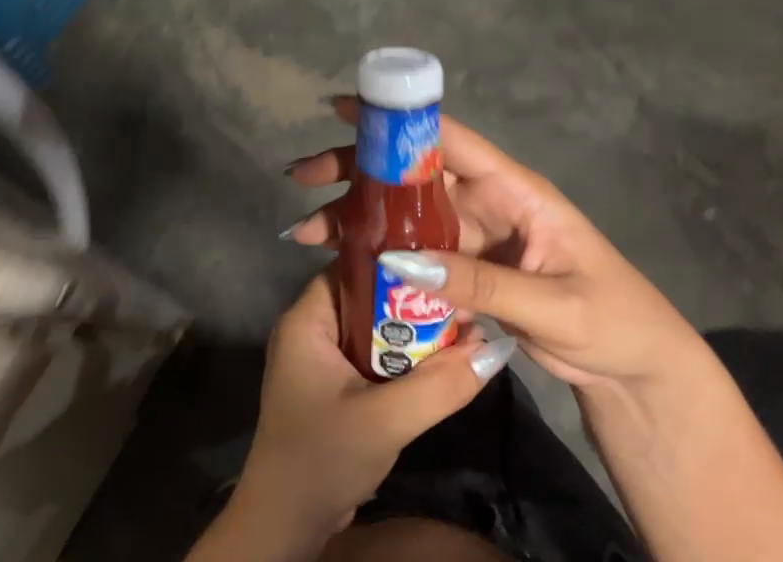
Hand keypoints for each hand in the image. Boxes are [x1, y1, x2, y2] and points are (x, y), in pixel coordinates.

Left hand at [227, 272, 514, 549]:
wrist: (288, 515)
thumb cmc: (324, 454)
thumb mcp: (387, 419)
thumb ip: (439, 386)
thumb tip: (494, 350)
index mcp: (304, 321)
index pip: (348, 272)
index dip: (393, 268)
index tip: (443, 269)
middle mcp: (307, 332)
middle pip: (364, 302)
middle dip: (412, 305)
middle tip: (466, 305)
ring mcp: (319, 362)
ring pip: (371, 334)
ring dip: (412, 338)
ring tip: (466, 332)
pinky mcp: (333, 389)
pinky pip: (370, 362)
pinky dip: (402, 364)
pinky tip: (442, 367)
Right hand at [283, 101, 701, 391]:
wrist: (637, 376)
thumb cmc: (616, 324)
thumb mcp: (556, 306)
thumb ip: (480, 286)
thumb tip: (398, 262)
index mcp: (515, 192)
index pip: (450, 142)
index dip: (397, 122)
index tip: (342, 109)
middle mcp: (485, 203)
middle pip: (408, 173)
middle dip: (353, 169)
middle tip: (302, 176)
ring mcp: (469, 235)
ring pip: (398, 213)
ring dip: (351, 215)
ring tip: (305, 231)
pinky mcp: (459, 267)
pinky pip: (406, 250)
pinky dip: (369, 251)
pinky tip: (334, 257)